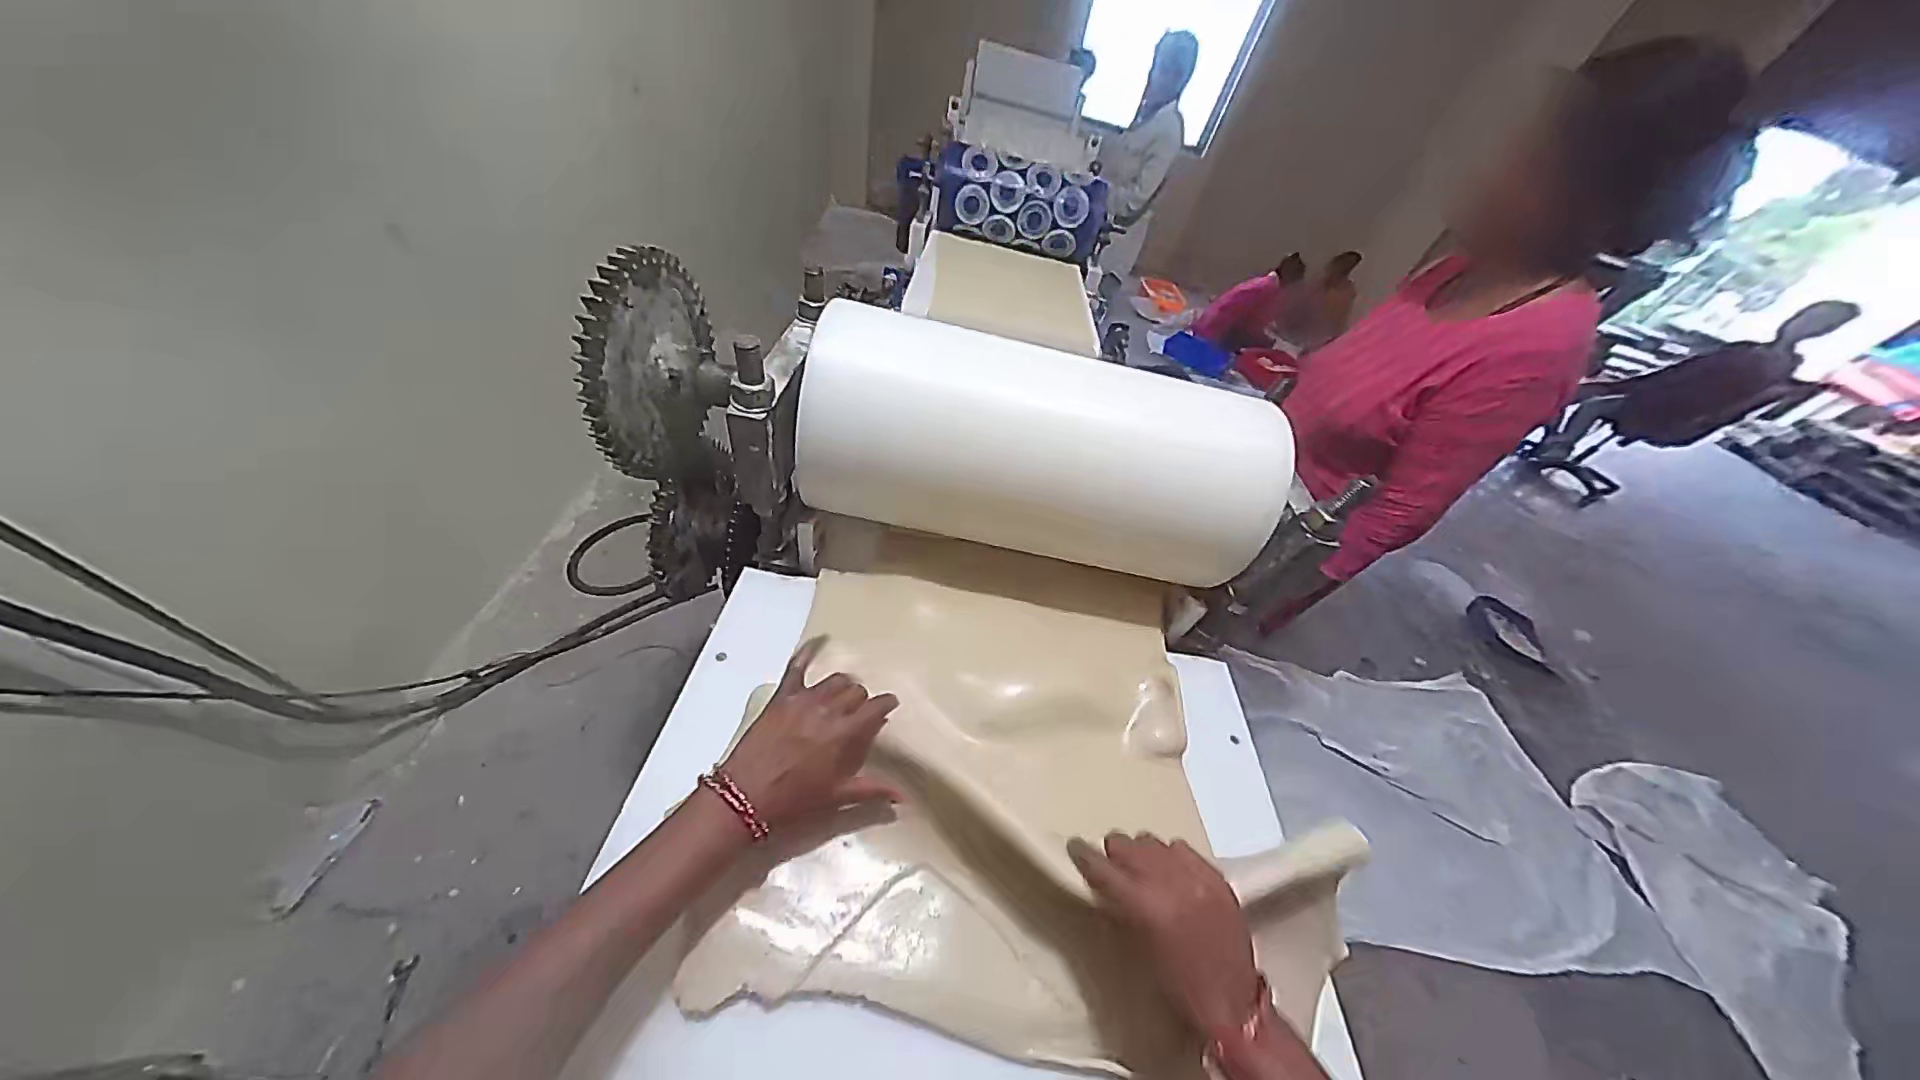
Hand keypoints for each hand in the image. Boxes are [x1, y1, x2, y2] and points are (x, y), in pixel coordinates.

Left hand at [720, 636, 900, 827]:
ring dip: (842, 686)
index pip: (876, 707)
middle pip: (856, 691)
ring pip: (835, 680)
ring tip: (840, 695)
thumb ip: (872, 790)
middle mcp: (827, 710)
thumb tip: (901, 797)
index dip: (886, 704)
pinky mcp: (782, 697)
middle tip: (858, 712)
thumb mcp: (836, 797)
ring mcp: (803, 700)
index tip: (889, 704)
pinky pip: (797, 667)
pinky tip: (817, 641)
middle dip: (861, 700)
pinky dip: (807, 652)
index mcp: (844, 733)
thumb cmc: (792, 800)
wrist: (745, 798)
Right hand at [1069, 832, 1260, 1036]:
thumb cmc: (1177, 988)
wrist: (1232, 1006)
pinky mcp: (1216, 876)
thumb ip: (1119, 906)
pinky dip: (1172, 858)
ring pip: (1152, 841)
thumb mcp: (1135, 947)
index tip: (1076, 848)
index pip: (1100, 865)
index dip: (1083, 854)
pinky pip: (1182, 849)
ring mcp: (1195, 876)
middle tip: (1116, 870)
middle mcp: (1168, 881)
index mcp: (1143, 904)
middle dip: (1116, 855)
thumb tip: (1105, 882)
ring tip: (1146, 873)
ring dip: (1143, 854)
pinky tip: (1173, 875)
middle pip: (1126, 843)